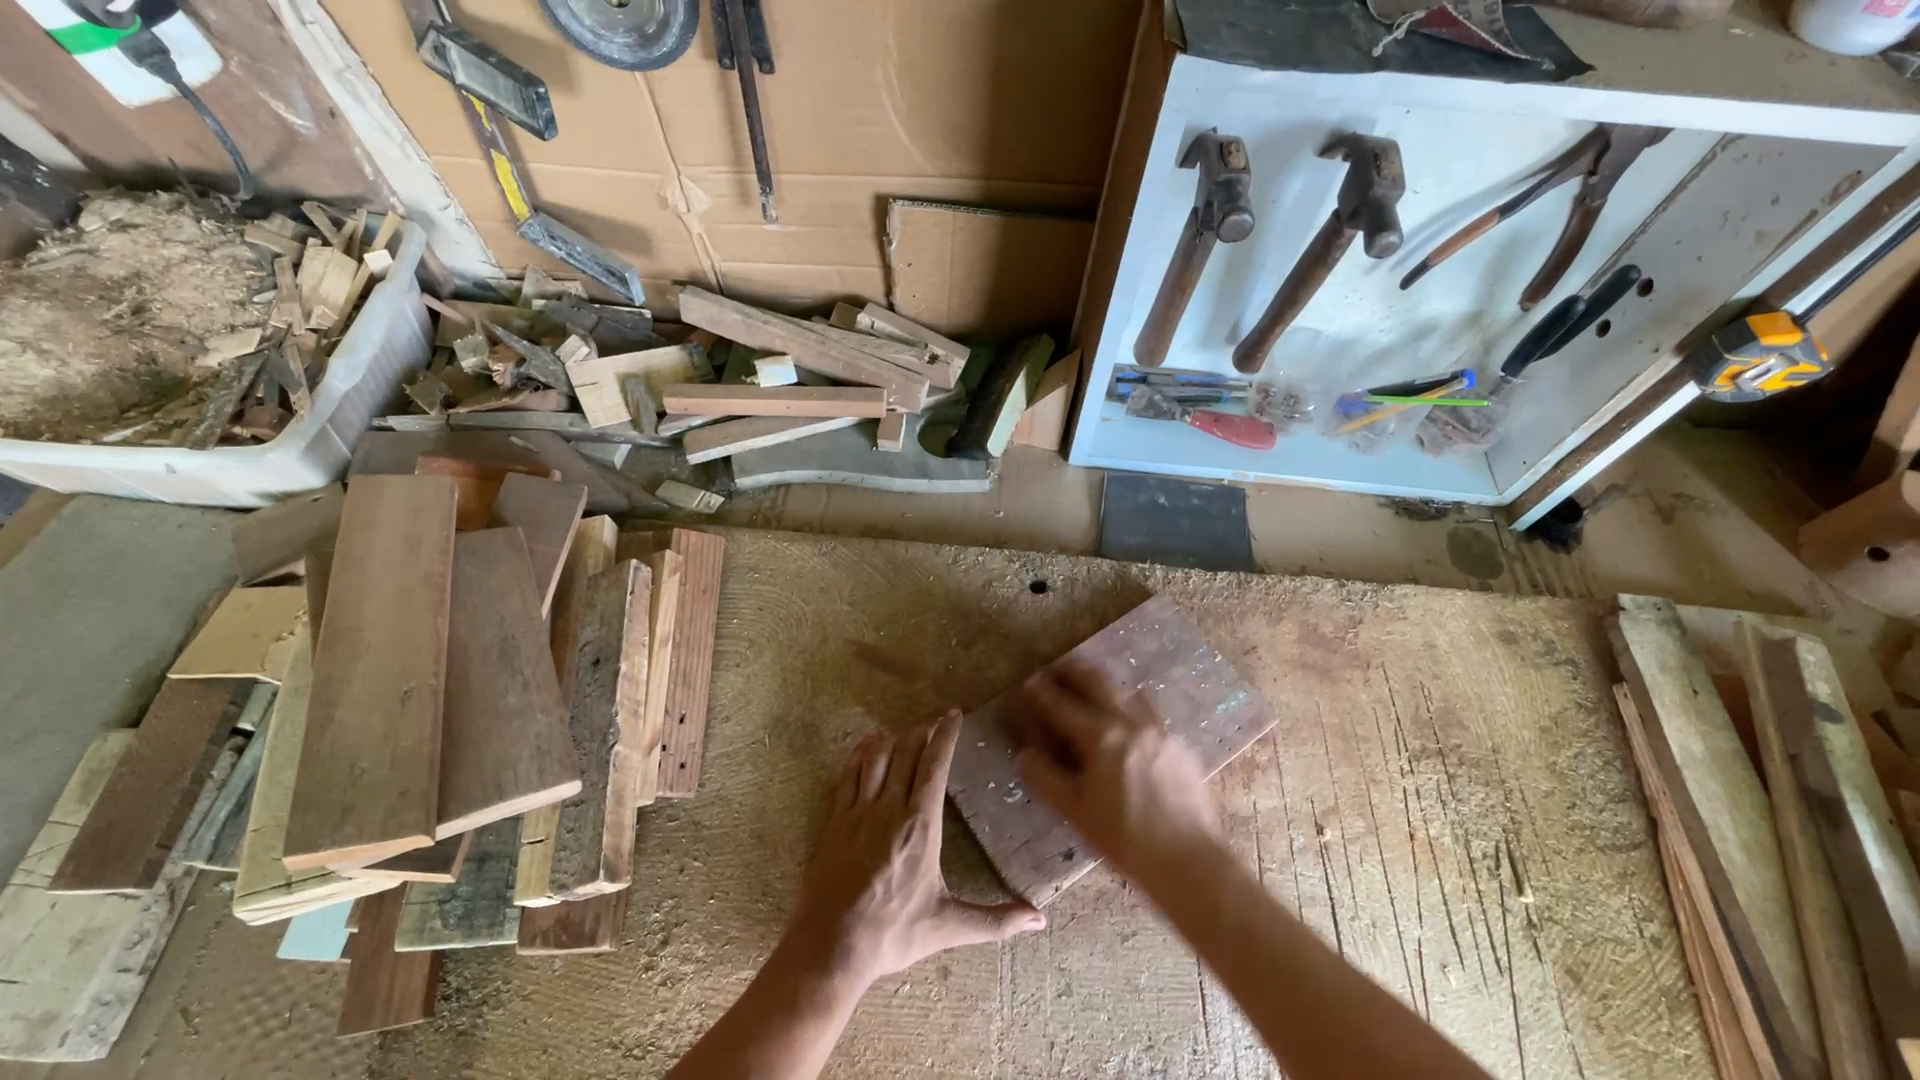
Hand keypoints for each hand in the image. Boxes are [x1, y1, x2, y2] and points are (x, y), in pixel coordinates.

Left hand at [788, 711, 1046, 985]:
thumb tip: (1039, 921)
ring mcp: (857, 813)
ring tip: (902, 731)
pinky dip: (859, 755)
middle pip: (905, 753)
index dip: (945, 735)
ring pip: (875, 758)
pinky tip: (864, 749)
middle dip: (921, 731)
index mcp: (921, 825)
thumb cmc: (894, 934)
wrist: (832, 946)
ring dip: (890, 739)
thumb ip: (996, 920)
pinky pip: (847, 776)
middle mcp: (889, 809)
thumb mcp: (950, 926)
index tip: (953, 714)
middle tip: (933, 723)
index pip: (935, 765)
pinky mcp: (834, 823)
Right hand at [1008, 661, 1221, 883]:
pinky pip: (1153, 714)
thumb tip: (1024, 755)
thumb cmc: (1125, 840)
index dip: (1043, 693)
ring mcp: (1162, 732)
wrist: (1189, 861)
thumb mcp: (1076, 812)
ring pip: (1131, 694)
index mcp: (1103, 738)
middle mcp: (1133, 724)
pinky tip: (1132, 726)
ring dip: (1108, 686)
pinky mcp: (1182, 747)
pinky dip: (1134, 708)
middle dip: (1077, 671)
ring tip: (1096, 688)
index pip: (1064, 707)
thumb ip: (1046, 779)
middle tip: (1060, 666)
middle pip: (1100, 683)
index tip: (1029, 681)